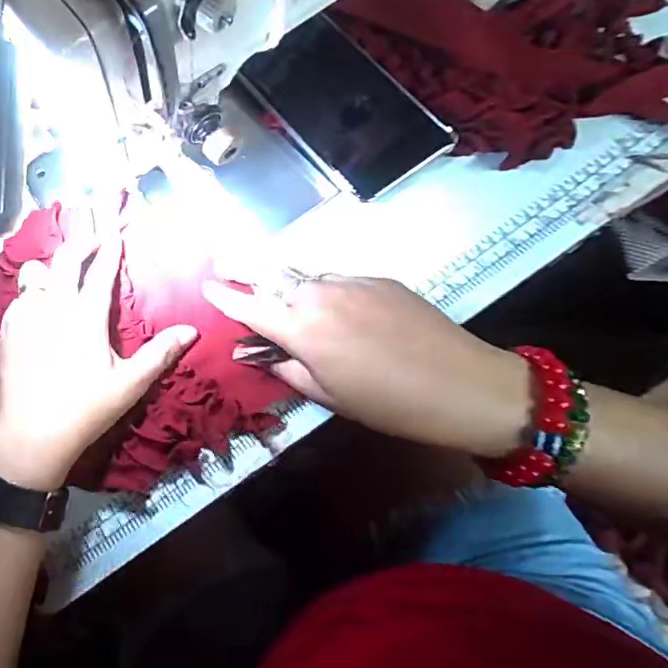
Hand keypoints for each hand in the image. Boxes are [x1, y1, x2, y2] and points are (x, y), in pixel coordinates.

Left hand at [0, 206, 197, 490]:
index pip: (101, 270)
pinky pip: (21, 293)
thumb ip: (160, 353)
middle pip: (67, 258)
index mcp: (85, 314)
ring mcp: (26, 314)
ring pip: (38, 271)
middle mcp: (53, 305)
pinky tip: (41, 301)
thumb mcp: (130, 384)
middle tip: (93, 231)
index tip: (117, 229)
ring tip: (66, 268)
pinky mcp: (8, 327)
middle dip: (82, 240)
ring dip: (55, 264)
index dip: (111, 247)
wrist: (29, 436)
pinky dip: (34, 288)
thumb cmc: (85, 409)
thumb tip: (191, 330)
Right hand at [202, 273, 530, 457]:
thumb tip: (261, 353)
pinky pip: (339, 280)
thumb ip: (289, 369)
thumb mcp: (330, 395)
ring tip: (288, 299)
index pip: (249, 306)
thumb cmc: (387, 403)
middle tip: (228, 263)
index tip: (207, 284)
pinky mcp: (378, 278)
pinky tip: (340, 311)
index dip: (224, 296)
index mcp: (300, 328)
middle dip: (246, 270)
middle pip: (273, 277)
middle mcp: (319, 295)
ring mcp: (350, 281)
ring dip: (290, 284)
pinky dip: (327, 290)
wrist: (460, 383)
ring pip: (307, 277)